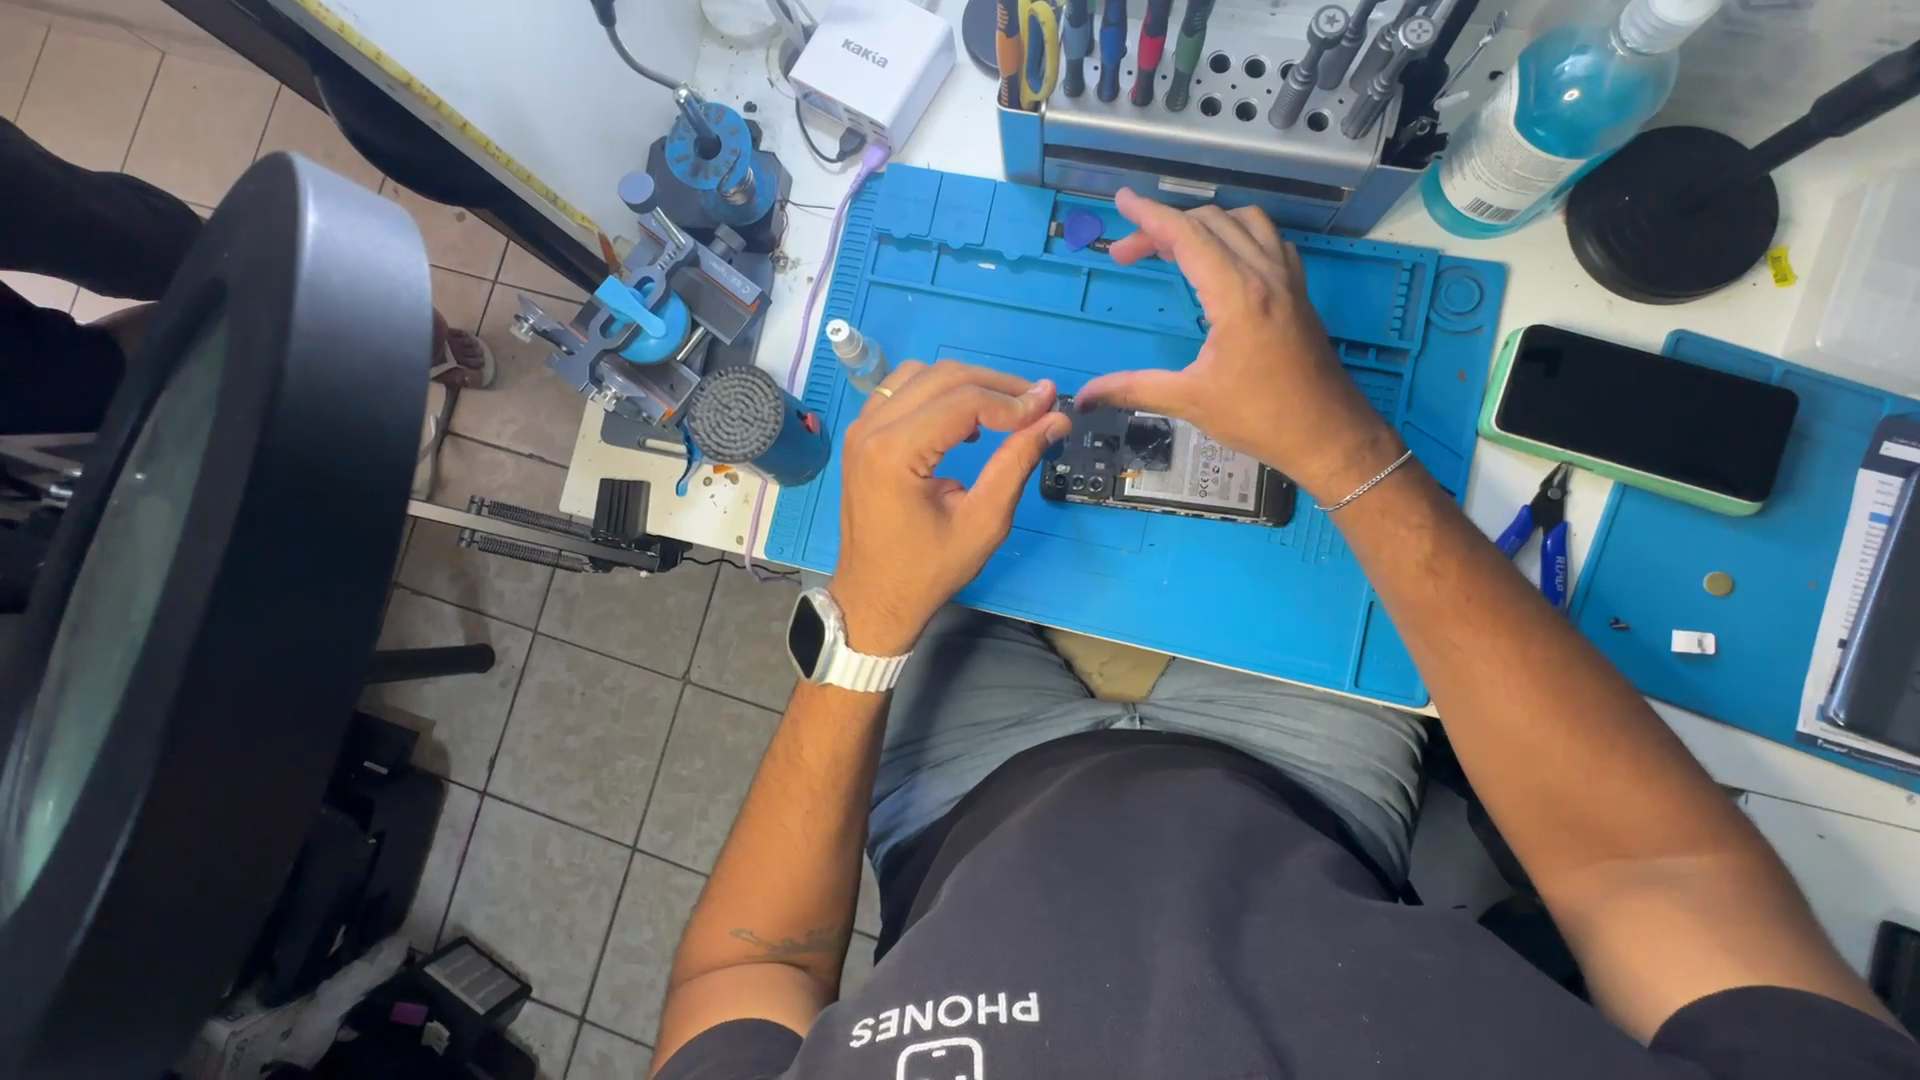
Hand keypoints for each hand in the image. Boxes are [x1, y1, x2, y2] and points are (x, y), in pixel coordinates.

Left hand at [830, 360, 1070, 654]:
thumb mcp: (983, 522)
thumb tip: (1055, 418)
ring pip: (920, 374)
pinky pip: (901, 391)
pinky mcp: (861, 435)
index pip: (964, 401)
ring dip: (966, 384)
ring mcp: (861, 429)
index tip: (1050, 409)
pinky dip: (937, 394)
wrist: (874, 597)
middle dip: (996, 386)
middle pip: (943, 377)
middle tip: (1037, 403)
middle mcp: (871, 429)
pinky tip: (964, 422)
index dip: (1013, 401)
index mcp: (895, 453)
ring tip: (1003, 412)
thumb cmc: (928, 570)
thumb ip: (1017, 463)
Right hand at [1076, 189, 1402, 502]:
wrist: (1327, 433)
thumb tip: (1085, 397)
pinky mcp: (1298, 290)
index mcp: (1236, 294)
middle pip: (1209, 223)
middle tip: (1127, 253)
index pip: (1186, 235)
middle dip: (1162, 227)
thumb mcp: (1190, 402)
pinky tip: (1222, 257)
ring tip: (1171, 247)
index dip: (1149, 216)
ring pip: (1243, 221)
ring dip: (1202, 223)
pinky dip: (1238, 234)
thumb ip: (1133, 390)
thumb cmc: (1260, 417)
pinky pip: (1268, 240)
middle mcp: (1264, 273)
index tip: (1122, 201)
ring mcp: (1286, 278)